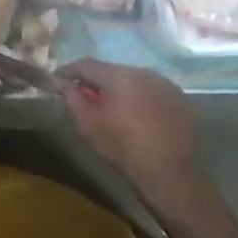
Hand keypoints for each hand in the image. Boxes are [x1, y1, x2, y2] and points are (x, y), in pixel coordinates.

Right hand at [57, 60, 199, 201]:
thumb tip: (64, 84)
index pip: (88, 64)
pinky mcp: (179, 98)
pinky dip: (137, 97)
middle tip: (82, 94)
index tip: (57, 79)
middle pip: (112, 70)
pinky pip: (150, 90)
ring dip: (118, 88)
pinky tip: (134, 114)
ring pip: (133, 79)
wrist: (169, 172)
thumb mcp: (89, 126)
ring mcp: (165, 84)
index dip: (69, 70)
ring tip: (109, 105)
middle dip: (95, 80)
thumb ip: (73, 99)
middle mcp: (145, 72)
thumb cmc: (123, 149)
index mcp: (120, 76)